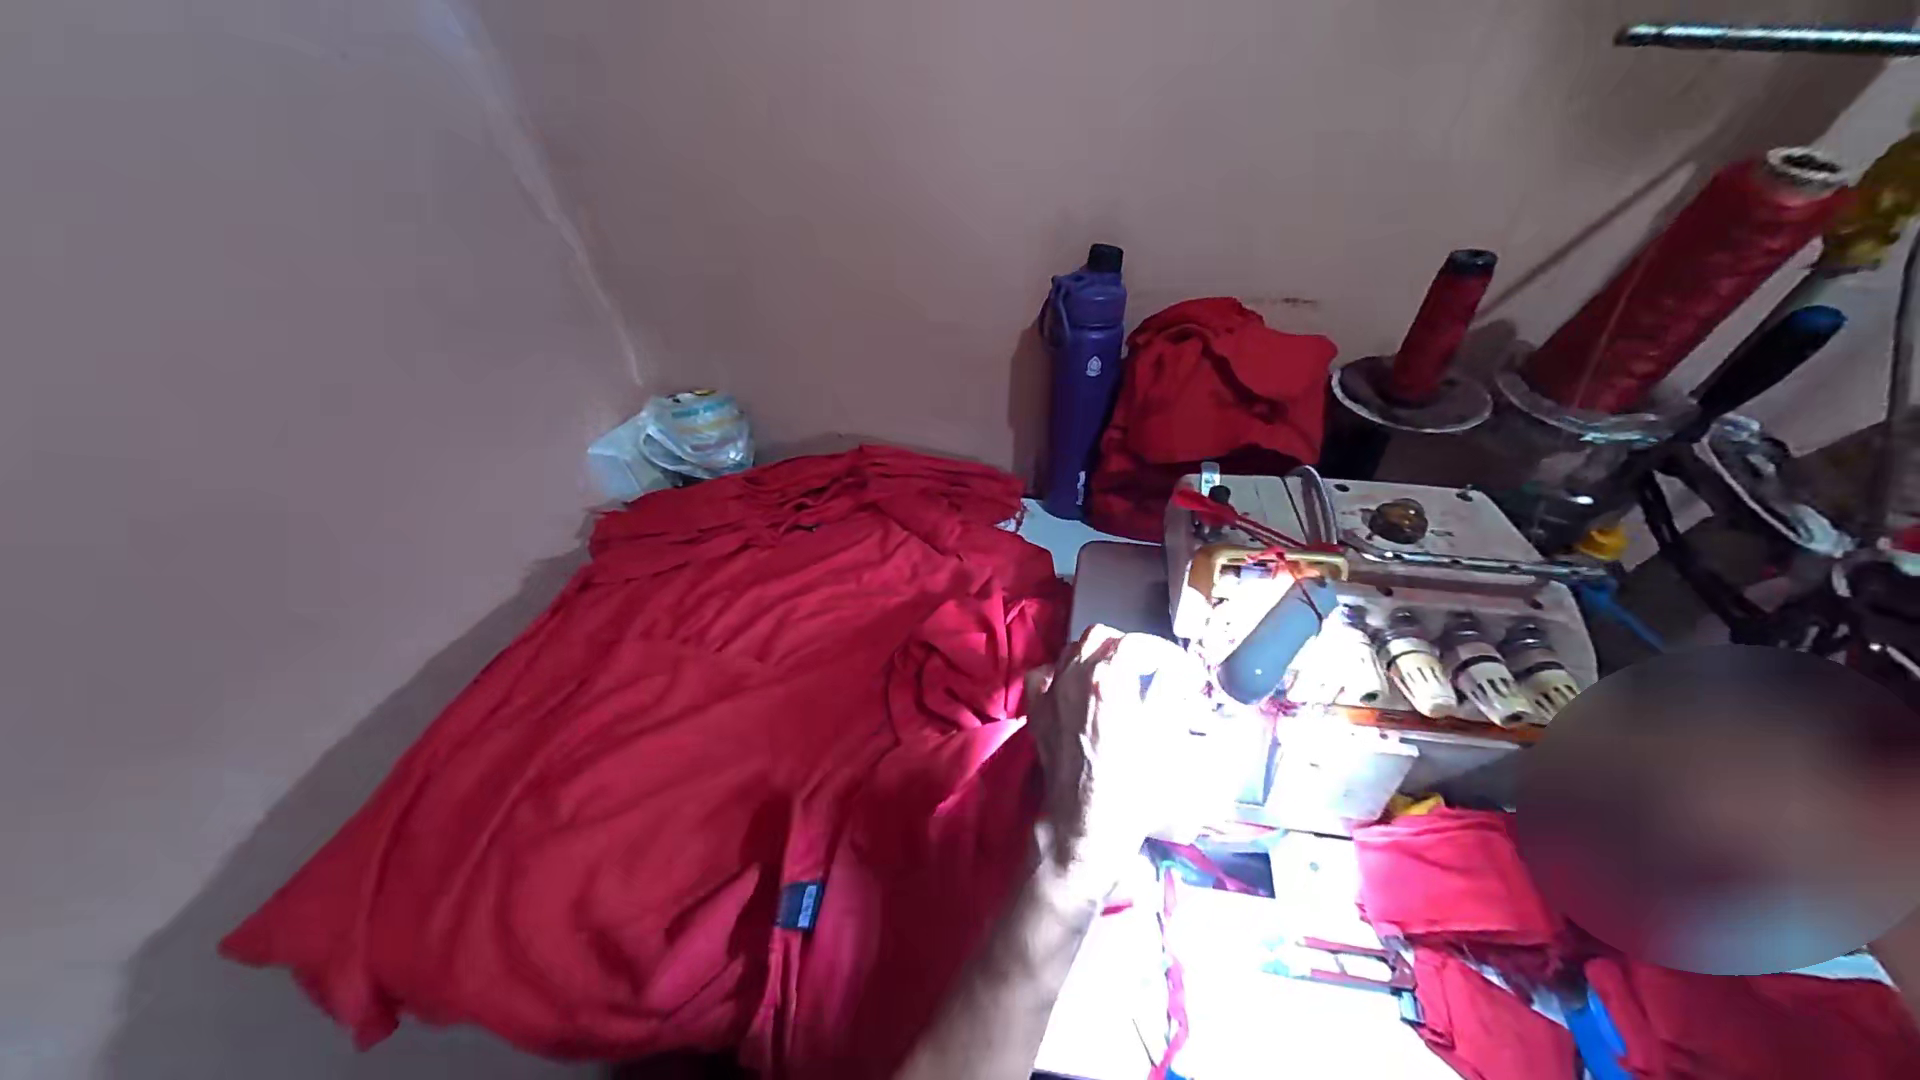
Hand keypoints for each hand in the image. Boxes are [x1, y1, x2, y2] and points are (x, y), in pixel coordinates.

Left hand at [1023, 626, 1206, 902]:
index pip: (1138, 644)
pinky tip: (1076, 685)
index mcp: (1109, 681)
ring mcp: (1051, 692)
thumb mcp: (1168, 740)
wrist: (1086, 825)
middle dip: (1131, 646)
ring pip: (1072, 649)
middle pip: (1102, 636)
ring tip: (1119, 673)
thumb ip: (1170, 696)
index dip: (1166, 654)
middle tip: (1152, 667)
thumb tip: (1174, 674)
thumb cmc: (1135, 790)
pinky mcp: (1038, 711)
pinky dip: (1061, 671)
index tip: (1183, 671)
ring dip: (1098, 654)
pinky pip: (1044, 673)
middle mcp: (1074, 677)